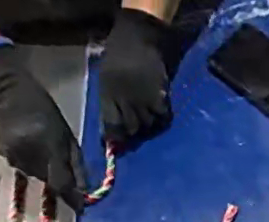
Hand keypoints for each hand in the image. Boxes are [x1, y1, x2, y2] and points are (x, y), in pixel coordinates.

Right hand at [0, 43, 87, 210]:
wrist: (10, 91)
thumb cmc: (44, 110)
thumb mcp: (67, 134)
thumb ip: (77, 164)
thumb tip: (84, 192)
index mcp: (51, 146)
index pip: (63, 183)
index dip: (72, 199)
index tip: (80, 210)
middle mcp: (33, 155)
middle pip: (50, 182)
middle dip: (57, 179)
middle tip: (57, 163)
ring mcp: (17, 156)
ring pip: (37, 177)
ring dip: (43, 172)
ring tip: (41, 152)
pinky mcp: (5, 155)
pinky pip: (23, 170)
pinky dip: (29, 165)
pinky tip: (29, 150)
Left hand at [100, 9, 173, 144]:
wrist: (139, 34)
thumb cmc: (120, 54)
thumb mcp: (106, 79)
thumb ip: (108, 103)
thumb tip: (110, 131)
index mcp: (108, 98)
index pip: (112, 128)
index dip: (116, 137)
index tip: (120, 140)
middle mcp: (124, 102)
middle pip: (132, 129)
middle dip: (134, 130)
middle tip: (138, 123)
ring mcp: (141, 100)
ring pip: (148, 124)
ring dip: (149, 122)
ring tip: (149, 112)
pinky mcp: (158, 96)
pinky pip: (162, 115)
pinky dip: (162, 114)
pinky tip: (160, 106)